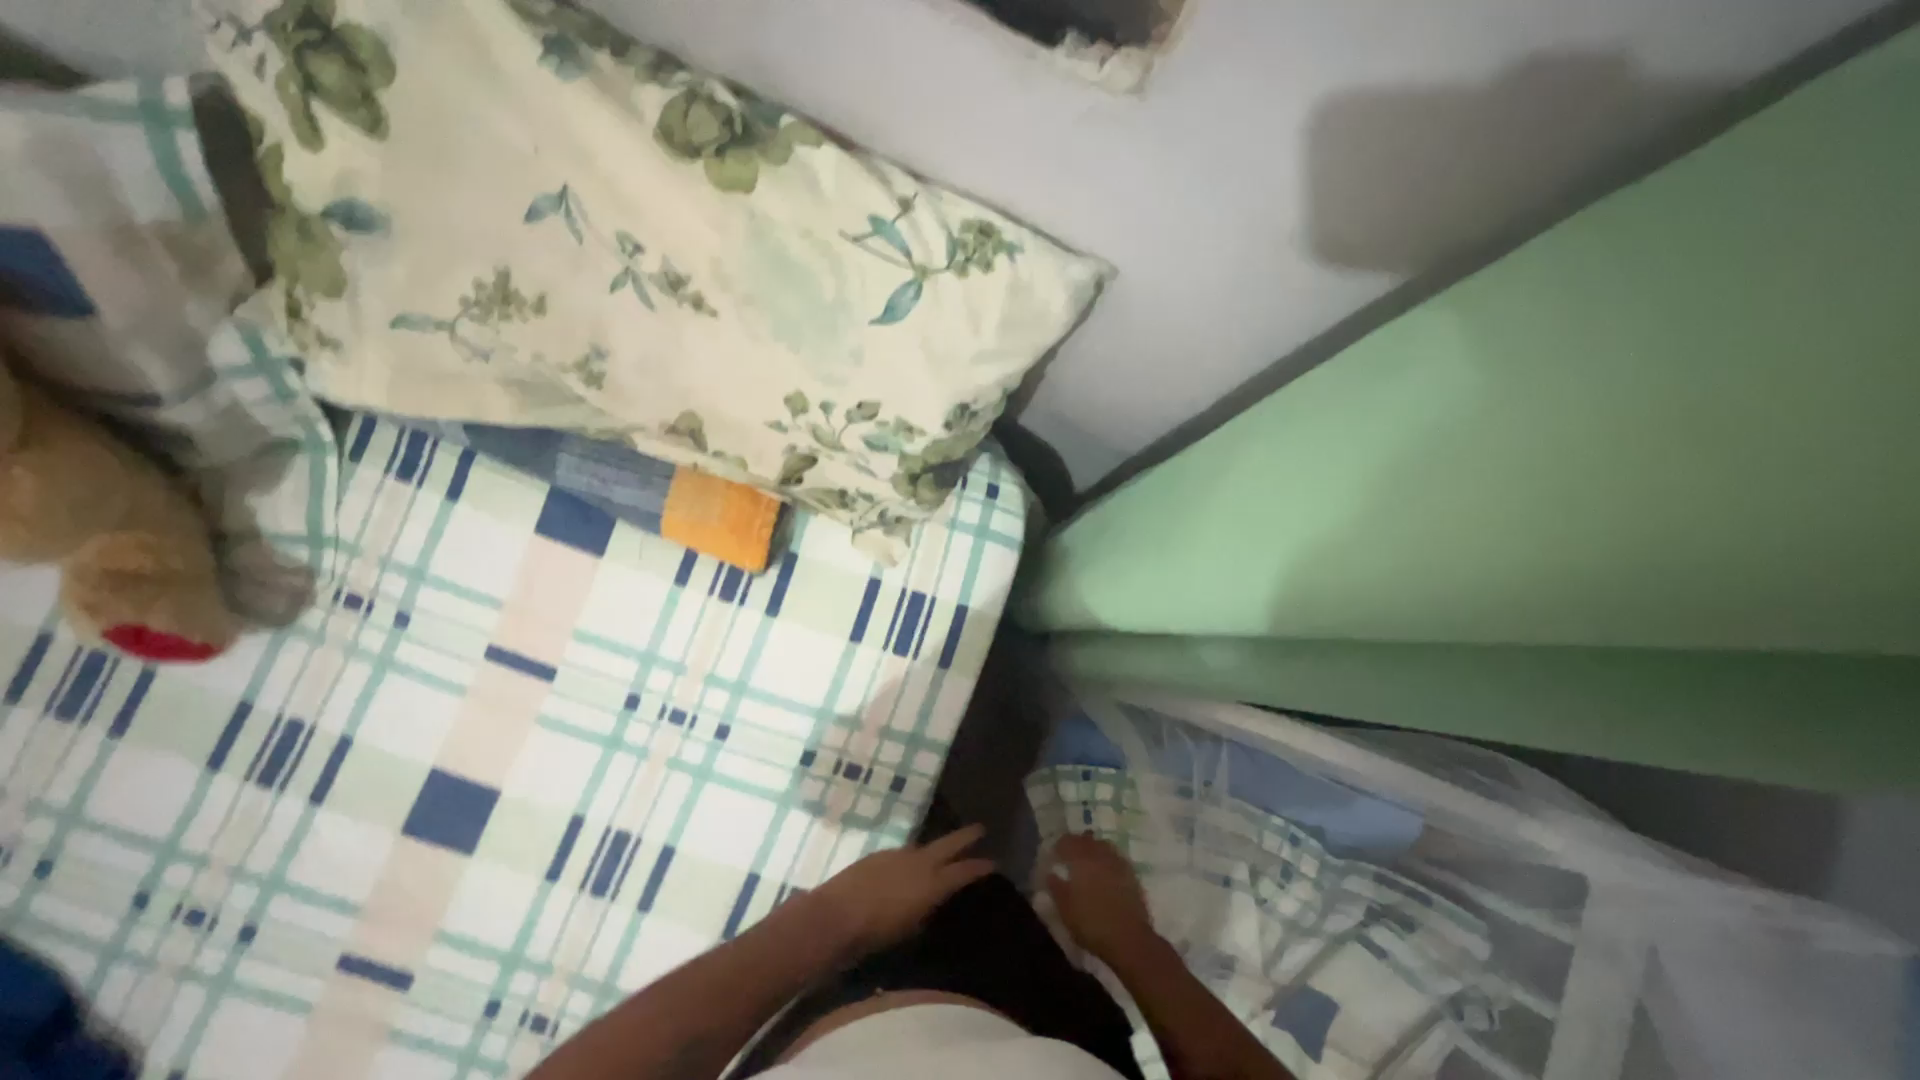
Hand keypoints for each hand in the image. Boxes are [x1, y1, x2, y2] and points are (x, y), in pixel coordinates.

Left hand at [804, 824, 995, 958]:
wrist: (834, 916)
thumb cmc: (876, 934)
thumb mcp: (910, 930)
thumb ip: (926, 911)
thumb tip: (932, 903)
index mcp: (932, 884)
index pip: (964, 871)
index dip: (980, 866)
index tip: (993, 862)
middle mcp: (919, 862)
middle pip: (949, 843)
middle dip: (966, 836)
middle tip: (980, 829)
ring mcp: (897, 855)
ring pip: (924, 847)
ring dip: (935, 849)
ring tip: (942, 853)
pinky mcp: (878, 855)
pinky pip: (903, 853)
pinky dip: (912, 857)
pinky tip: (908, 867)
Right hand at [1045, 833, 1157, 963]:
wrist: (1129, 939)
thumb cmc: (1092, 924)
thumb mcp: (1066, 910)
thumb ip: (1056, 889)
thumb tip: (1051, 874)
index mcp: (1082, 860)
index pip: (1068, 842)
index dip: (1059, 845)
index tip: (1054, 854)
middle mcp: (1101, 856)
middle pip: (1087, 840)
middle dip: (1077, 844)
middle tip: (1069, 855)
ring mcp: (1119, 864)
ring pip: (1104, 846)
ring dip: (1094, 848)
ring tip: (1087, 860)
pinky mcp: (1132, 876)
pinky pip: (1116, 859)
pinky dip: (1107, 860)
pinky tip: (1105, 872)